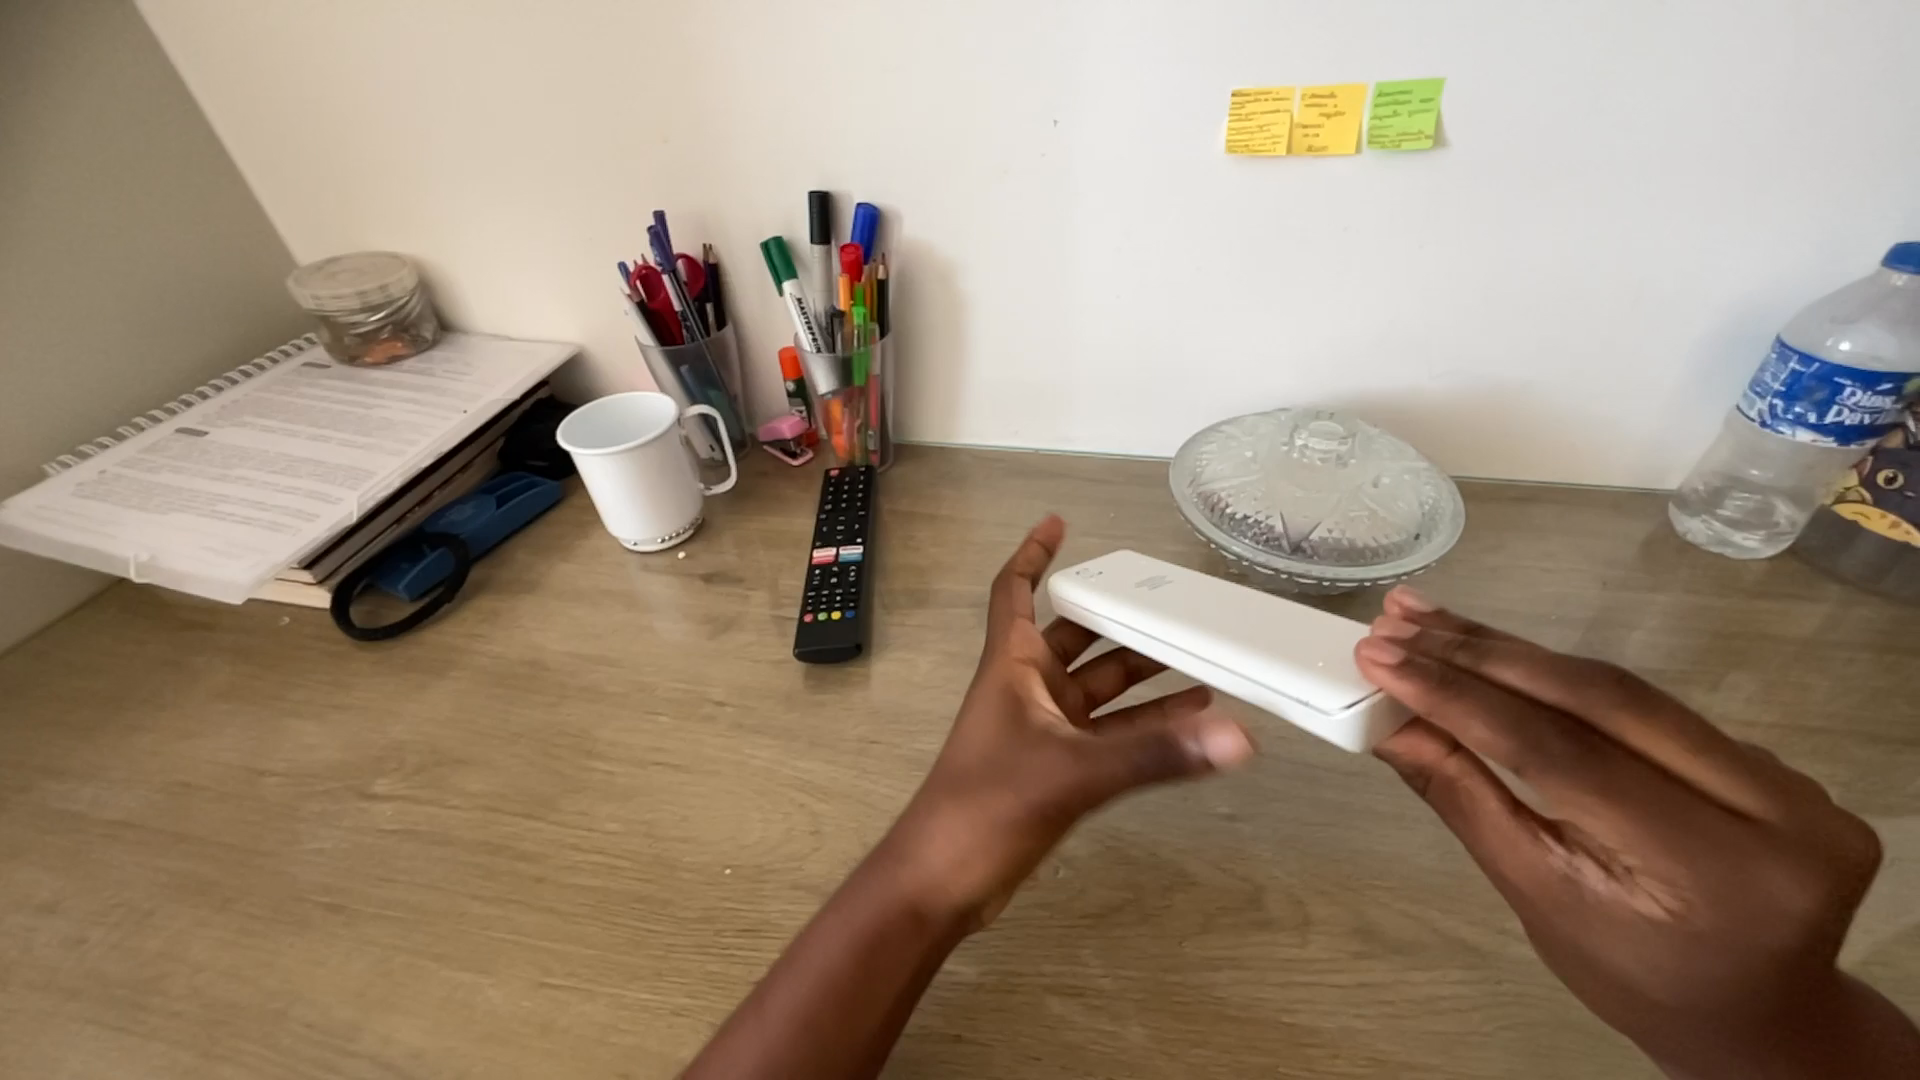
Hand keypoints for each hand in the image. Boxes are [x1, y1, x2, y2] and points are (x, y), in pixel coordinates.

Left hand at [883, 516, 1255, 927]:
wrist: (945, 877)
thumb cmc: (989, 803)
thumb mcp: (1073, 770)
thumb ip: (1155, 754)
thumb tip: (1237, 737)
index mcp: (1011, 663)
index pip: (1015, 590)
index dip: (1032, 552)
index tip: (1058, 522)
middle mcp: (1026, 685)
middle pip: (1077, 636)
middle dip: (1120, 619)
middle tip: (1174, 603)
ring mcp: (1043, 727)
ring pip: (1100, 687)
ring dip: (1144, 676)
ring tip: (1203, 660)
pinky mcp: (1057, 766)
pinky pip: (1109, 731)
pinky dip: (1145, 725)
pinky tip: (1192, 720)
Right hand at [1355, 587, 1912, 1079]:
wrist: (1749, 1011)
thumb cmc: (1625, 971)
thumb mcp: (1530, 891)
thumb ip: (1461, 794)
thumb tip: (1386, 721)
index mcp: (1712, 868)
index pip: (1560, 752)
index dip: (1458, 697)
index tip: (1377, 656)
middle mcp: (1772, 809)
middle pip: (1594, 700)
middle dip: (1478, 655)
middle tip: (1393, 621)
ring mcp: (1782, 775)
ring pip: (1612, 686)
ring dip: (1505, 650)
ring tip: (1420, 618)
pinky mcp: (1763, 754)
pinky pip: (1633, 698)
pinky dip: (1546, 671)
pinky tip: (1486, 649)